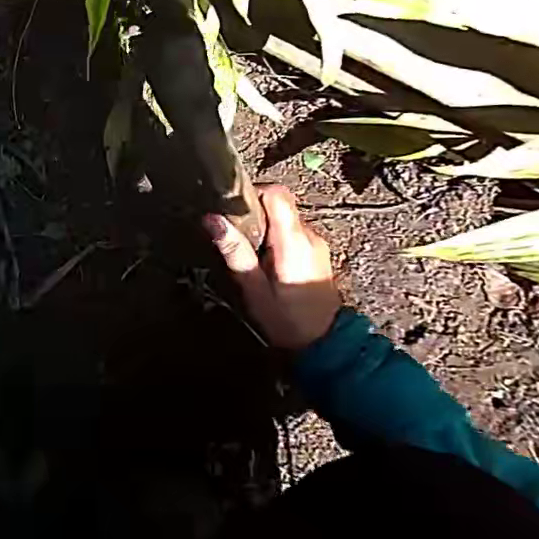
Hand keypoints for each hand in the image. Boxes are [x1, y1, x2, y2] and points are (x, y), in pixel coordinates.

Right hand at [202, 185, 341, 351]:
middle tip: (234, 238)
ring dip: (263, 228)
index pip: (277, 193)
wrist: (326, 344)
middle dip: (254, 214)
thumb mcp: (254, 288)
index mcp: (294, 241)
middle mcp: (310, 235)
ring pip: (284, 218)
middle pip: (279, 204)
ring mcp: (316, 243)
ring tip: (247, 253)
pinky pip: (291, 232)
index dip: (253, 193)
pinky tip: (263, 262)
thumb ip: (235, 251)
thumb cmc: (287, 320)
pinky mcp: (316, 252)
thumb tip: (212, 219)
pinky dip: (274, 238)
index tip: (233, 212)